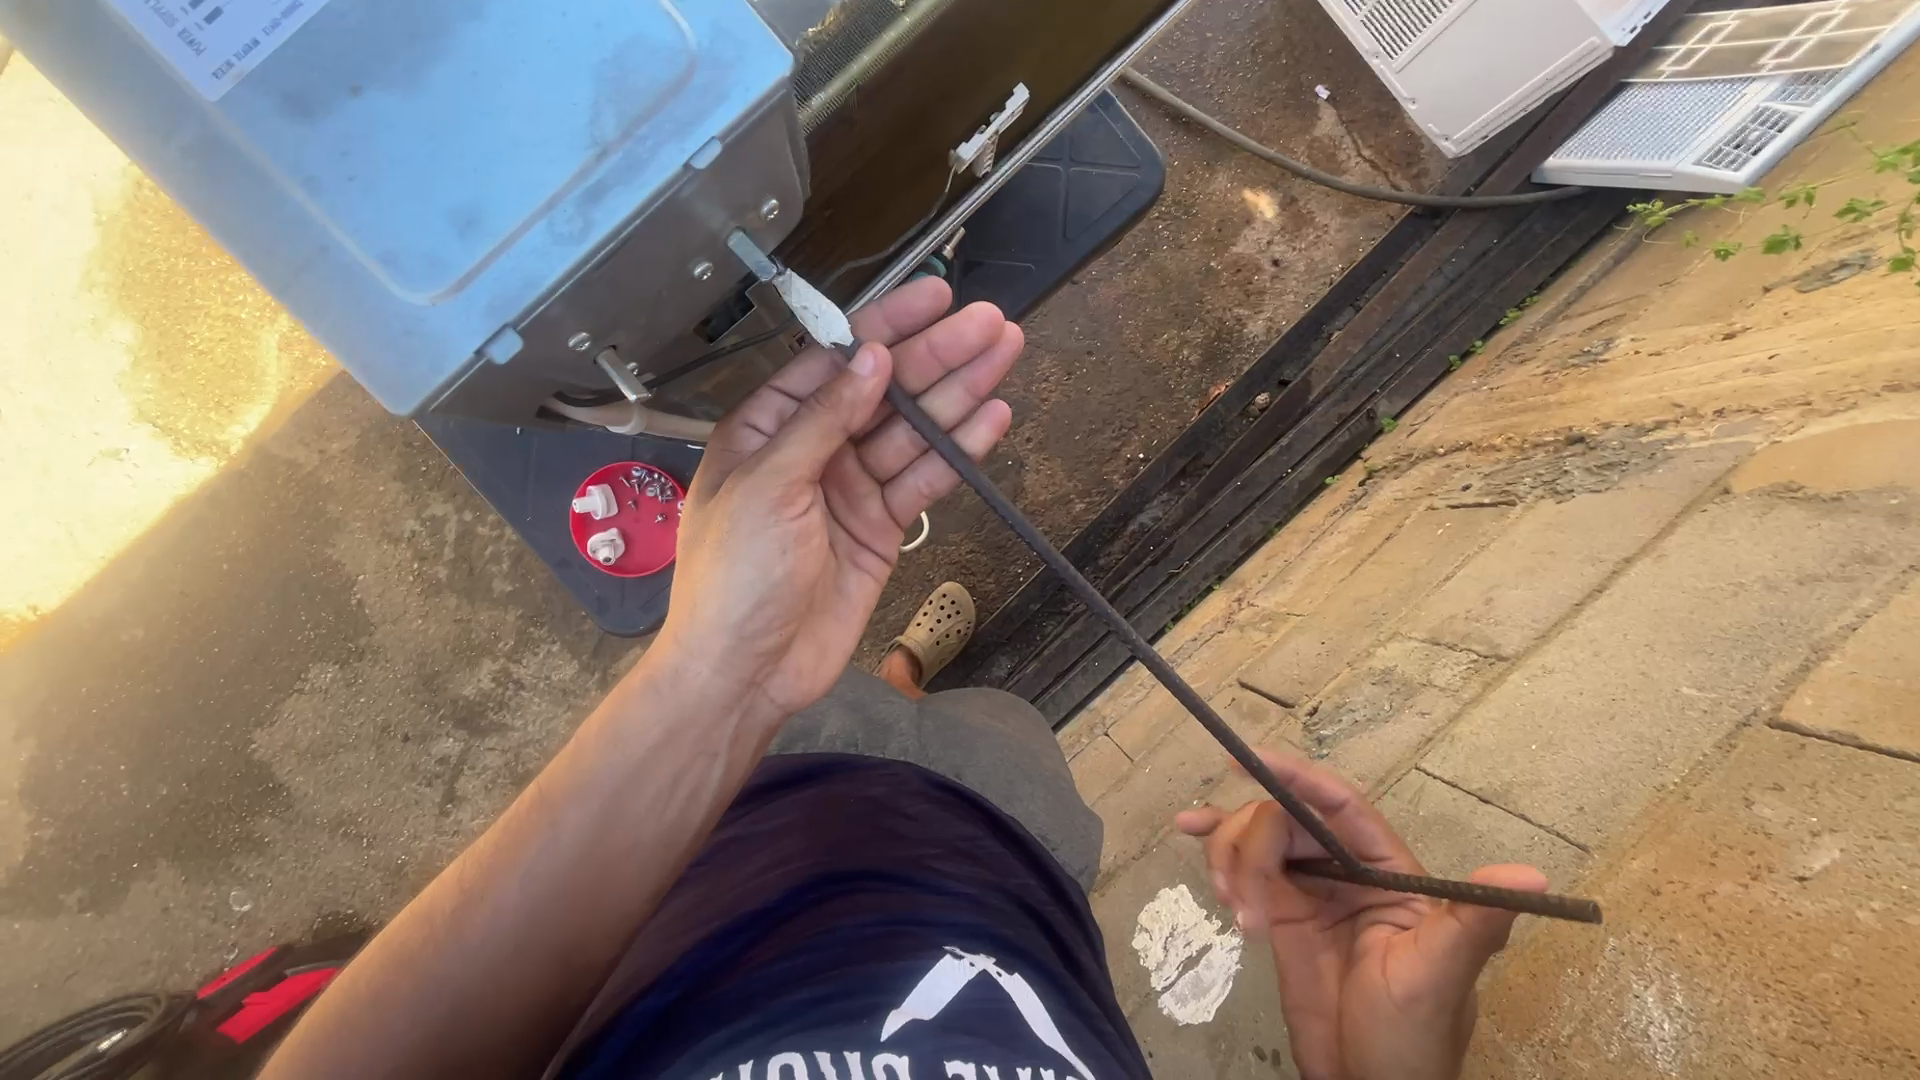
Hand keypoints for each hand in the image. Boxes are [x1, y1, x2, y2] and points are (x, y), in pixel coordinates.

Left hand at [655, 278, 1019, 725]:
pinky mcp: (882, 528)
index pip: (837, 361)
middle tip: (993, 323)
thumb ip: (823, 418)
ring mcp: (852, 489)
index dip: (888, 326)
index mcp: (771, 426)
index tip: (937, 297)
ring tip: (1005, 355)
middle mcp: (815, 448)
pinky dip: (958, 453)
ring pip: (914, 432)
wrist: (747, 669)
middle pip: (886, 391)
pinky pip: (924, 481)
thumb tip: (871, 358)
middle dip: (938, 355)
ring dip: (959, 395)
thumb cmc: (735, 574)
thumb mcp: (768, 484)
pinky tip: (992, 419)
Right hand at [1175, 754, 1546, 1079]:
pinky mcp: (1274, 906)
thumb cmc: (1413, 1038)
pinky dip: (1213, 843)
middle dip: (1250, 842)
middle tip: (1241, 897)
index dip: (1296, 777)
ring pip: (1254, 836)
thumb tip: (1535, 875)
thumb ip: (1474, 921)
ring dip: (1230, 859)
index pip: (1339, 804)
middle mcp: (1343, 866)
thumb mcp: (1440, 978)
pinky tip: (1187, 830)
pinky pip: (1239, 862)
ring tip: (1235, 913)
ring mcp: (1305, 885)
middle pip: (1283, 818)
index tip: (1252, 763)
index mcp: (1387, 870)